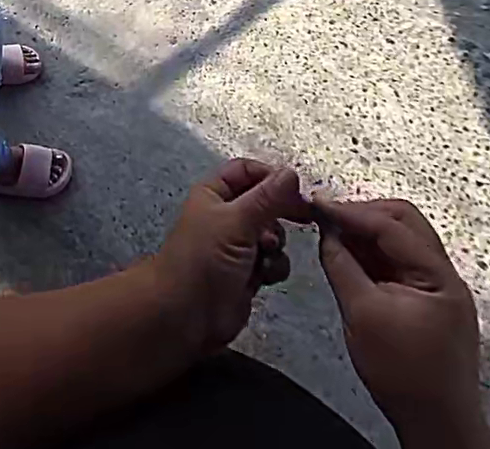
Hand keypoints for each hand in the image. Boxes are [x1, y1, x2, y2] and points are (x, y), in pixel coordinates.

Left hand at [146, 160, 310, 354]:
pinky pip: (272, 260)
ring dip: (275, 242)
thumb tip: (291, 172)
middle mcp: (226, 214)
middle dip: (280, 210)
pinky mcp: (247, 272)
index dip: (270, 176)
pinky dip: (273, 266)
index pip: (247, 171)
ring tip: (266, 251)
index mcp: (214, 193)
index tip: (296, 189)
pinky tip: (264, 275)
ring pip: (272, 232)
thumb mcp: (237, 221)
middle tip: (304, 217)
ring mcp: (237, 245)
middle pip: (264, 201)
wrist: (185, 317)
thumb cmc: (205, 259)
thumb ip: (267, 197)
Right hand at [317, 199, 489, 448]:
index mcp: (438, 275)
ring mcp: (438, 285)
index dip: (350, 212)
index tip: (318, 206)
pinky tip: (350, 254)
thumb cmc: (403, 375)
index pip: (390, 226)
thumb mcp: (362, 315)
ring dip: (367, 231)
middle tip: (329, 217)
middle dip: (363, 213)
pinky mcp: (427, 297)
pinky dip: (373, 251)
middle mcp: (443, 273)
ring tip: (335, 233)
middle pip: (403, 221)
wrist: (437, 427)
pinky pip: (398, 259)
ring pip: (401, 237)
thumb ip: (341, 266)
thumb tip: (327, 233)